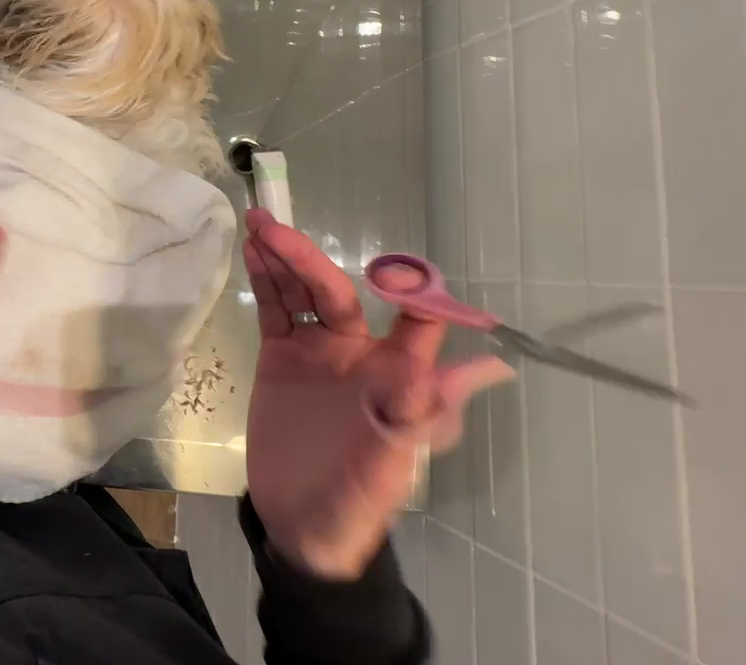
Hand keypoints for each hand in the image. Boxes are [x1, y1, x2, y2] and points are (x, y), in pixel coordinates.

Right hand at [243, 209, 512, 578]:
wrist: (298, 519)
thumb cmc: (353, 501)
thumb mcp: (391, 465)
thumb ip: (427, 415)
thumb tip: (492, 369)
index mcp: (395, 374)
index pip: (412, 320)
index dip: (407, 289)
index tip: (390, 271)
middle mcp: (359, 352)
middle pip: (337, 292)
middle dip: (308, 259)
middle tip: (275, 229)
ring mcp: (318, 350)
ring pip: (303, 293)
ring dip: (282, 258)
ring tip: (258, 226)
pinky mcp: (282, 356)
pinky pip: (276, 311)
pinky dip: (265, 281)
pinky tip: (252, 252)